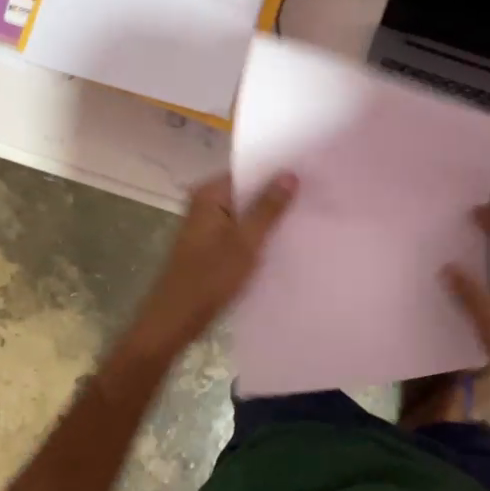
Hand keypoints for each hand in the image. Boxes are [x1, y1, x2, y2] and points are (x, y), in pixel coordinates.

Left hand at [124, 173, 296, 355]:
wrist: (175, 319)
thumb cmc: (209, 278)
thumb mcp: (245, 242)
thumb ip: (268, 208)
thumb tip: (289, 174)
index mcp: (209, 194)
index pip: (248, 171)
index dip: (276, 171)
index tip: (308, 173)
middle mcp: (204, 203)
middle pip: (247, 191)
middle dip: (276, 195)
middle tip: (313, 195)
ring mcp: (206, 225)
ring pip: (244, 213)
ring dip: (268, 217)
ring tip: (305, 215)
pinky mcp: (210, 245)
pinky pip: (239, 230)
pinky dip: (256, 234)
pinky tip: (282, 240)